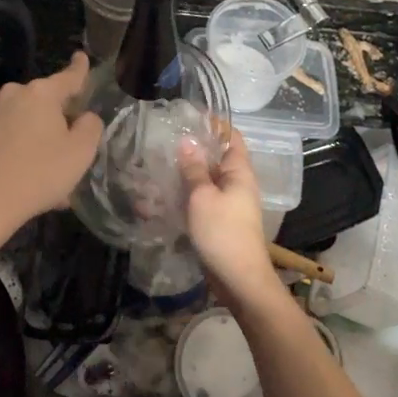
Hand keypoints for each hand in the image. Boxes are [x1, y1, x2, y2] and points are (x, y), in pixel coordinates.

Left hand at [0, 52, 102, 239]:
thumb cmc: (39, 173)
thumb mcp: (80, 152)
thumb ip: (90, 127)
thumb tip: (85, 117)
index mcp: (41, 93)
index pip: (69, 76)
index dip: (80, 68)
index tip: (81, 56)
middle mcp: (14, 95)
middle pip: (47, 102)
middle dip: (61, 120)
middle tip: (75, 147)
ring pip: (28, 125)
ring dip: (42, 142)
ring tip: (55, 178)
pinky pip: (11, 140)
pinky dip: (24, 154)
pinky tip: (33, 183)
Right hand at [178, 127, 284, 308]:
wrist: (239, 280)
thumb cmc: (223, 232)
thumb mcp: (203, 196)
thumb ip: (194, 169)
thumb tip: (187, 141)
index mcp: (239, 172)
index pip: (232, 137)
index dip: (215, 124)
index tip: (190, 116)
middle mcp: (237, 184)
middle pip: (216, 158)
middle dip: (193, 150)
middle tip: (165, 141)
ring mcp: (229, 205)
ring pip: (206, 181)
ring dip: (185, 175)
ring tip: (158, 166)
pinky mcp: (219, 222)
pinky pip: (202, 201)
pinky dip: (185, 197)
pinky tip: (162, 198)